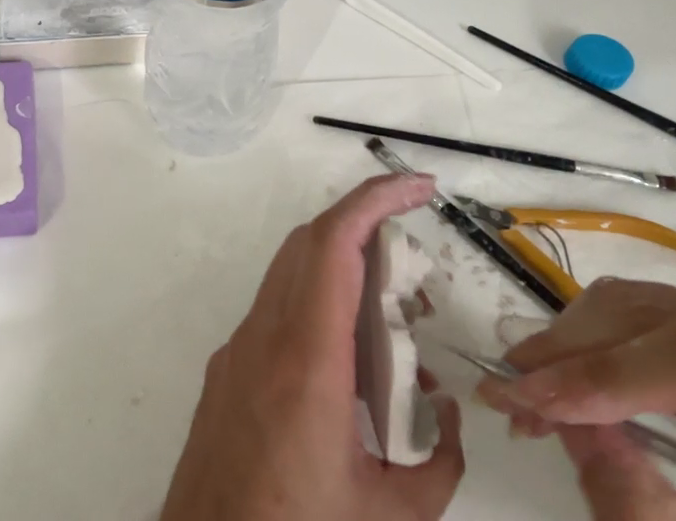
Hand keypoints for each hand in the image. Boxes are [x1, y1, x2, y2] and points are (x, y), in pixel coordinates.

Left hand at [160, 174, 463, 520]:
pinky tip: (352, 362)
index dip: (374, 200)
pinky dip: (318, 308)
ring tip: (395, 318)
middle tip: (418, 263)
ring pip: (290, 275)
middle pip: (309, 245)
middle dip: (366, 227)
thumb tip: (448, 418)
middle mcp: (264, 338)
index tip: (418, 188)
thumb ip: (438, 462)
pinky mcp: (227, 370)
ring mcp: (238, 350)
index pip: (334, 245)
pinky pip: (276, 313)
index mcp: (307, 360)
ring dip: (342, 271)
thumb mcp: (392, 512)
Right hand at [475, 279, 675, 520]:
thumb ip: (649, 505)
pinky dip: (594, 351)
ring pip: (652, 309)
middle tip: (503, 397)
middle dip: (579, 355)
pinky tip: (560, 389)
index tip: (533, 402)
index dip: (618, 372)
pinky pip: (654, 326)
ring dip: (573, 347)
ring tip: (522, 398)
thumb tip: (559, 420)